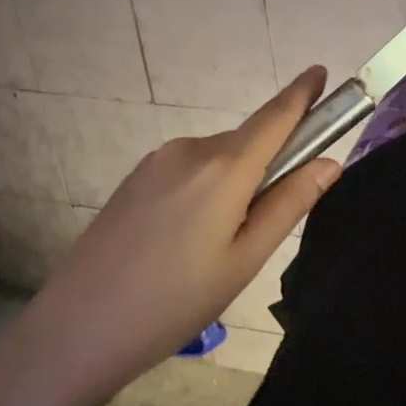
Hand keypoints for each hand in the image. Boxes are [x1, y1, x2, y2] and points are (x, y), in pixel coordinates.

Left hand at [0, 67, 341, 405]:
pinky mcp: (135, 180)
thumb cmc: (174, 304)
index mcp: (223, 168)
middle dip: (271, 165)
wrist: (75, 332)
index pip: (275, 116)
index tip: (322, 72)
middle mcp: (189, 150)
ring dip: (236, 184)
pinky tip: (187, 242)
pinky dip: (207, 191)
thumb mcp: (245, 261)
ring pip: (219, 160)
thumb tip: (330, 162)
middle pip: (250, 142)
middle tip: (266, 230)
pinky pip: (190, 171)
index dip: (302, 94)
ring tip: (217, 250)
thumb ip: (289, 204)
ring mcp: (156, 163)